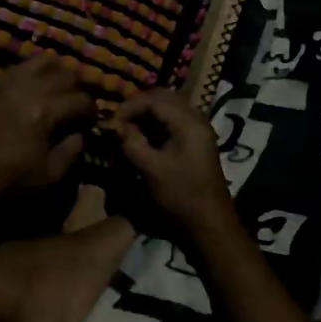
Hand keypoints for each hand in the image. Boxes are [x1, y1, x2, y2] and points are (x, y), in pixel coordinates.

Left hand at [0, 55, 95, 204]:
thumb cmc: (9, 184)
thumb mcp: (51, 174)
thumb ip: (72, 149)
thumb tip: (80, 132)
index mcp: (44, 110)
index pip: (82, 99)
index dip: (93, 110)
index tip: (93, 120)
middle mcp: (26, 89)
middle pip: (66, 74)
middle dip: (78, 88)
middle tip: (78, 105)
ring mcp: (4, 84)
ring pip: (41, 62)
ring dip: (56, 73)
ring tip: (58, 91)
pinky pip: (17, 69)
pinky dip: (31, 74)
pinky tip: (32, 90)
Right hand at [108, 89, 235, 236]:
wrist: (209, 223)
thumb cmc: (180, 196)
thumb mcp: (150, 169)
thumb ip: (131, 142)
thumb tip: (117, 125)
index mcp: (189, 122)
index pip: (155, 99)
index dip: (130, 106)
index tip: (112, 121)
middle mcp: (197, 119)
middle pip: (164, 98)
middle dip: (139, 106)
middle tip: (119, 121)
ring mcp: (198, 130)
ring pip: (169, 108)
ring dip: (147, 114)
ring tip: (127, 128)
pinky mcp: (196, 142)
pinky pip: (174, 121)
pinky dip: (156, 124)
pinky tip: (142, 137)